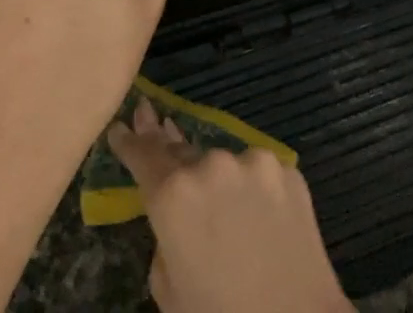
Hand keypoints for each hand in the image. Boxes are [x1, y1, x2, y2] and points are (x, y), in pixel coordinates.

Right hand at [109, 99, 352, 312]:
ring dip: (217, 176)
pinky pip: (259, 174)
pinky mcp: (290, 171)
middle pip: (182, 153)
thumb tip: (178, 216)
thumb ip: (165, 237)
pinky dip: (252, 186)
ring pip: (225, 163)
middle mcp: (213, 165)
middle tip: (157, 127)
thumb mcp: (167, 285)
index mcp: (173, 193)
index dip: (129, 140)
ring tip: (221, 203)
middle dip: (169, 150)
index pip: (142, 153)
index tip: (121, 126)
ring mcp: (256, 163)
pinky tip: (256, 211)